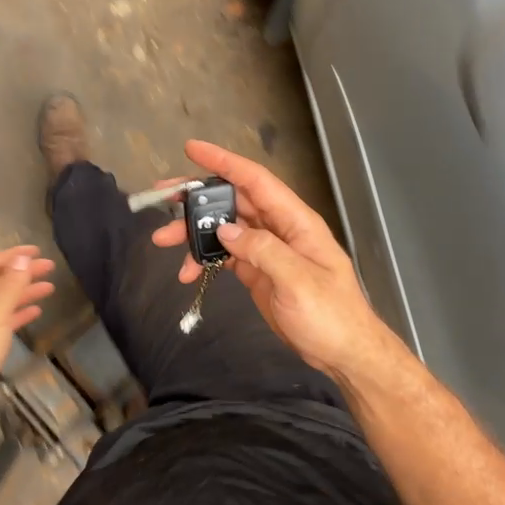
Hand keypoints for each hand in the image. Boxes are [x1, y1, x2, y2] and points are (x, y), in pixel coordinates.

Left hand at [0, 245, 55, 405]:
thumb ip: (10, 286)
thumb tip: (22, 258)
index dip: (12, 255)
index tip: (36, 251)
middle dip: (22, 273)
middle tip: (49, 268)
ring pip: (3, 301)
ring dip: (24, 292)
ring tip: (49, 288)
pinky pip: (3, 319)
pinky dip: (19, 313)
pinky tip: (35, 311)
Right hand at [151, 141, 404, 380]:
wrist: (343, 354)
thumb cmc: (331, 316)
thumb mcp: (299, 282)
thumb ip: (263, 251)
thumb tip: (226, 231)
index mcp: (295, 222)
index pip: (256, 181)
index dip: (224, 162)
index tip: (191, 149)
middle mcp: (279, 230)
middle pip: (234, 202)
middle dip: (197, 197)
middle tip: (161, 196)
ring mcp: (268, 252)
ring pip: (225, 229)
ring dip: (194, 232)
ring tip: (162, 240)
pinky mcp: (259, 274)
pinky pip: (226, 256)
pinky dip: (204, 260)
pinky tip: (187, 272)